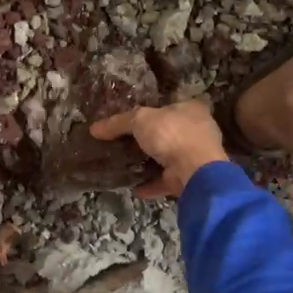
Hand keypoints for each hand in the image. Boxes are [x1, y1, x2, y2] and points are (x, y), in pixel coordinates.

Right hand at [90, 100, 226, 197]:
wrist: (194, 171)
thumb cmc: (171, 134)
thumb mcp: (139, 120)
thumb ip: (118, 123)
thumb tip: (94, 128)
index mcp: (191, 109)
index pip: (170, 105)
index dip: (152, 110)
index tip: (133, 118)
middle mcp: (197, 131)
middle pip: (168, 132)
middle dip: (149, 138)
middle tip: (125, 141)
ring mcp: (195, 156)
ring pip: (168, 157)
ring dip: (149, 161)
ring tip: (126, 163)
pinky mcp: (190, 178)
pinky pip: (165, 179)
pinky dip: (150, 183)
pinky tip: (134, 186)